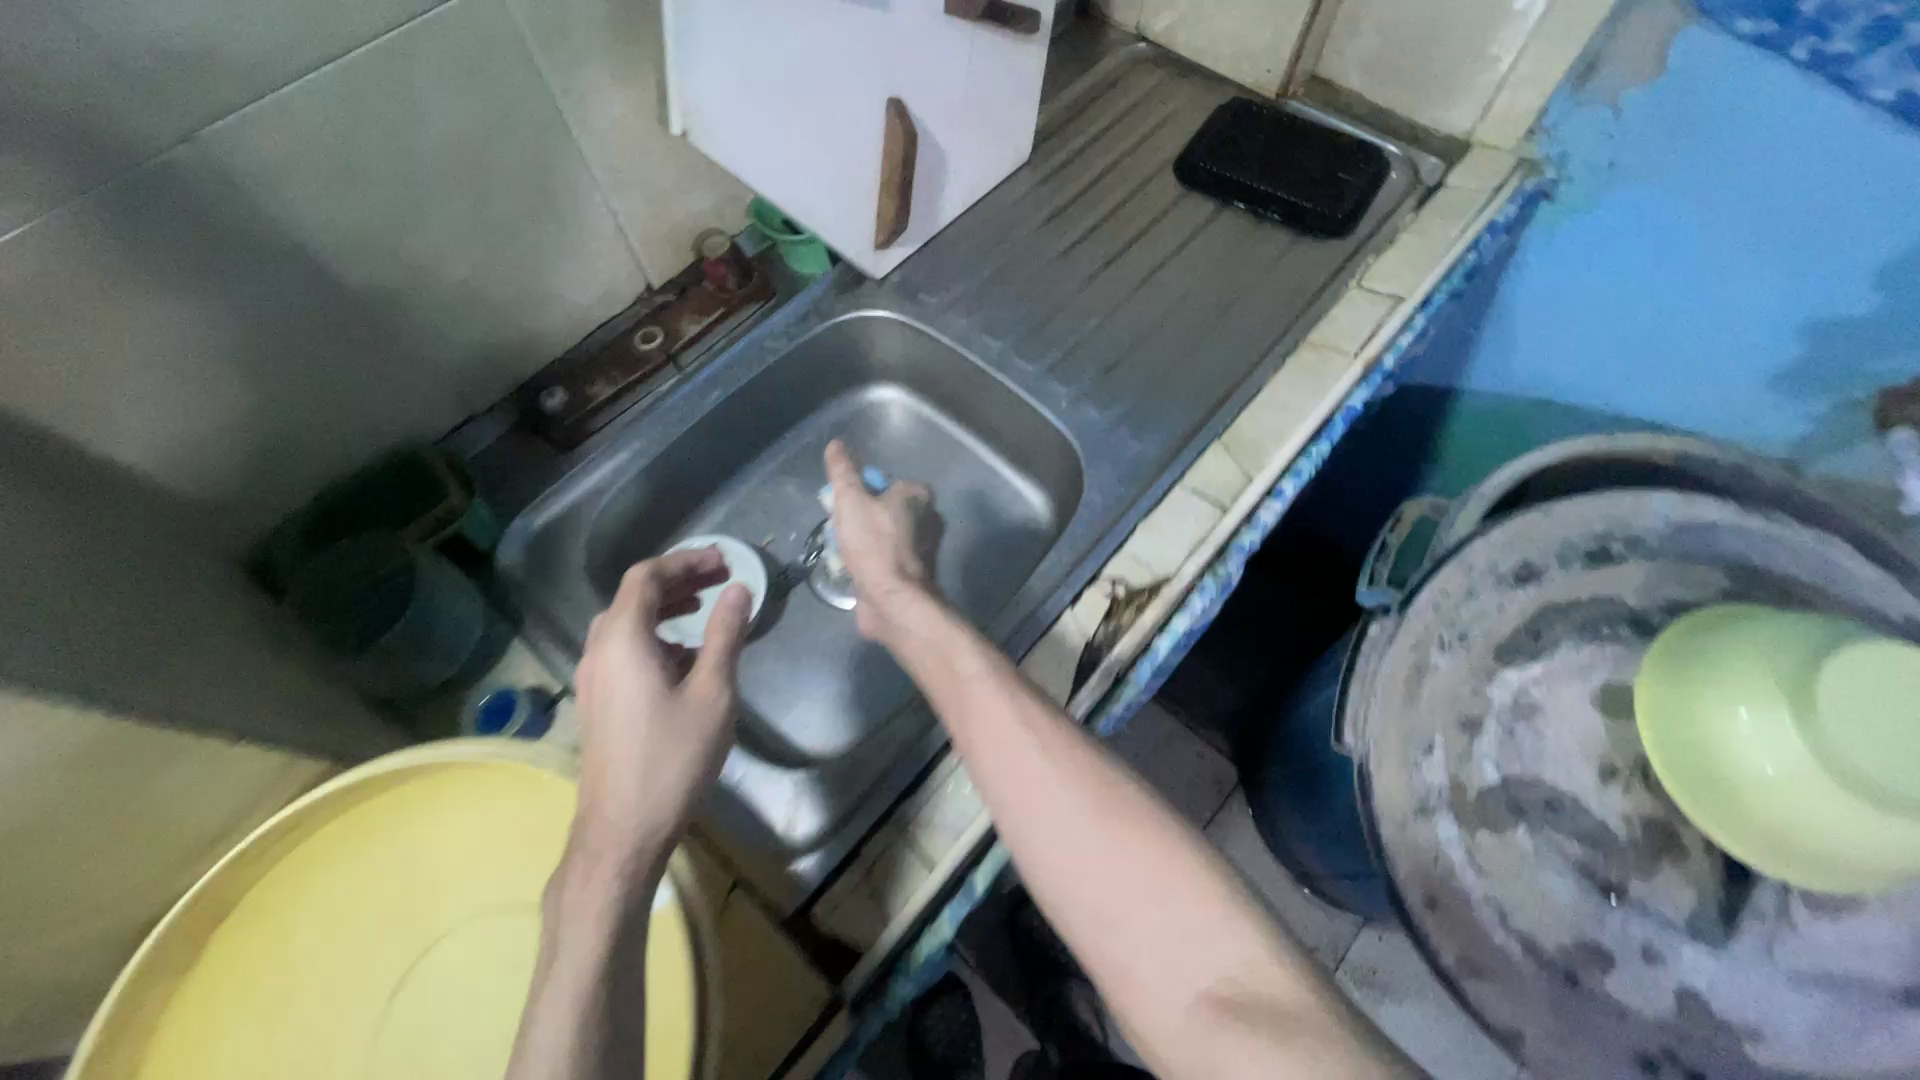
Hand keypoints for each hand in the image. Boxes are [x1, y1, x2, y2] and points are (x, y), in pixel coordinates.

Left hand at [570, 548, 749, 873]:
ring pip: (626, 623)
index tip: (723, 560)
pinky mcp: (597, 702)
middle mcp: (598, 651)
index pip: (646, 577)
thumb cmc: (673, 758)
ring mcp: (593, 679)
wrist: (623, 829)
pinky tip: (685, 658)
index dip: (685, 561)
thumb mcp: (713, 693)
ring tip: (705, 610)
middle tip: (720, 578)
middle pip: (634, 596)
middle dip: (678, 581)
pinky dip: (654, 636)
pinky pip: (623, 650)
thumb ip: (724, 636)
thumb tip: (737, 590)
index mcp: (623, 640)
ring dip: (665, 608)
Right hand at [825, 440, 944, 641]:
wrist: (892, 599)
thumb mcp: (850, 500)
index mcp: (919, 496)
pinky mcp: (913, 574)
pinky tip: (851, 568)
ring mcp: (922, 548)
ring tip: (840, 548)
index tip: (844, 502)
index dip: (862, 490)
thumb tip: (836, 445)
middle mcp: (927, 519)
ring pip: (884, 535)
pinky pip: (886, 559)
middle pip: (884, 509)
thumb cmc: (873, 543)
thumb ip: (843, 472)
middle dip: (860, 517)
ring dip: (862, 541)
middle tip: (839, 527)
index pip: (887, 482)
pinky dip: (870, 562)